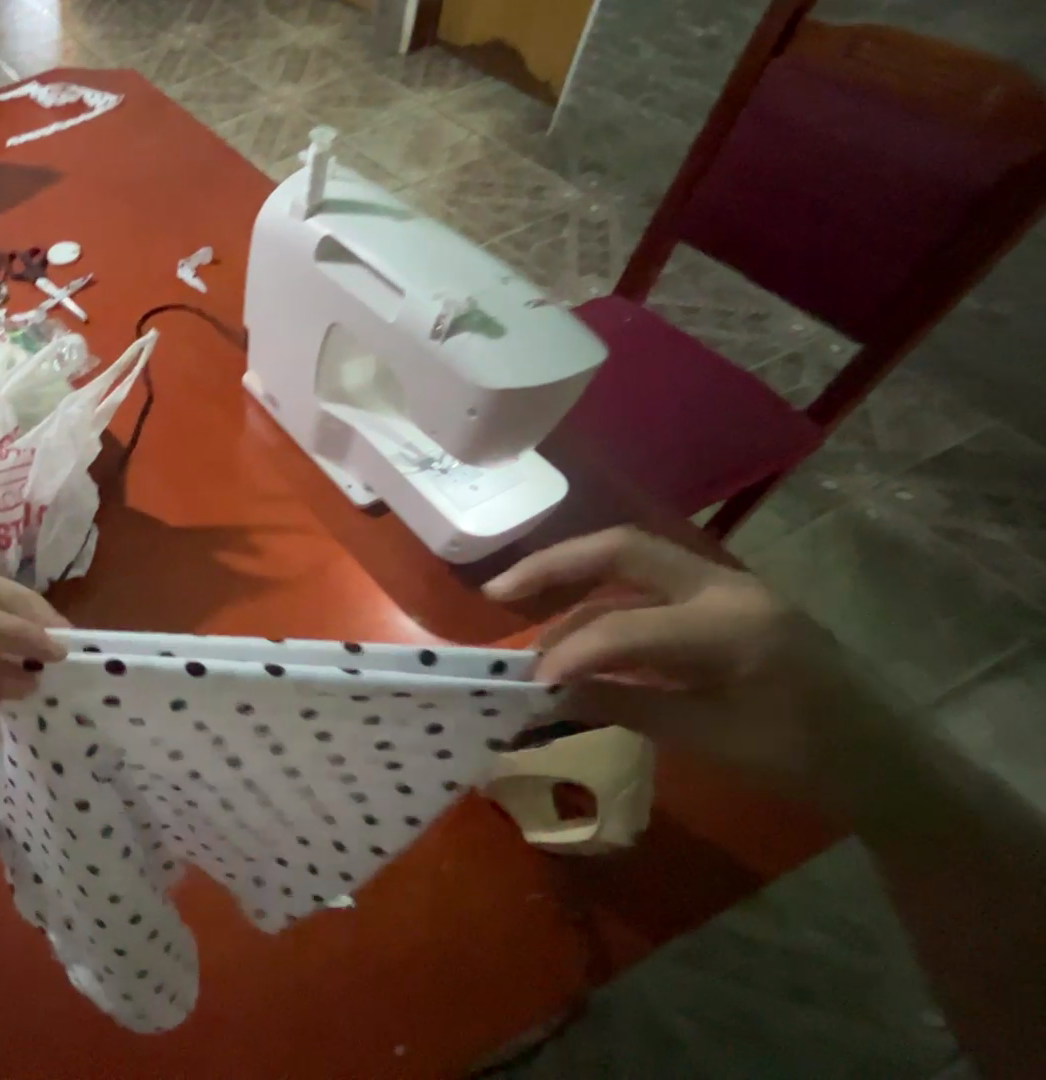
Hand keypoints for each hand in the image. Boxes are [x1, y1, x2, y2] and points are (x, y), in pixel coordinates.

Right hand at [485, 527, 897, 800]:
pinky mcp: (719, 600)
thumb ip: (622, 707)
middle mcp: (727, 589)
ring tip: (528, 626)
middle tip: (497, 593)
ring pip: (630, 563)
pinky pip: (646, 587)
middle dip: (552, 566)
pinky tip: (574, 636)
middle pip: (621, 550)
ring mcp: (725, 588)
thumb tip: (545, 695)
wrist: (885, 761)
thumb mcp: (709, 740)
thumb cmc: (803, 759)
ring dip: (572, 586)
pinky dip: (600, 604)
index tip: (529, 683)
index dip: (569, 652)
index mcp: (733, 627)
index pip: (626, 627)